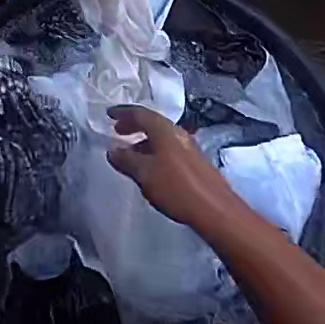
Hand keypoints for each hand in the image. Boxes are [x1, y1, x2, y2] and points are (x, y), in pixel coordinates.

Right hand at [106, 104, 241, 228]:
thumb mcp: (144, 174)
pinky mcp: (194, 163)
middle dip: (133, 125)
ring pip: (160, 137)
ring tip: (129, 152)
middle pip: (152, 123)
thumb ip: (126, 160)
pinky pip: (168, 149)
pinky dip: (153, 151)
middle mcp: (177, 133)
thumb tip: (113, 150)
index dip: (123, 112)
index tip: (109, 114)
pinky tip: (149, 167)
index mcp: (164, 130)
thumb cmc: (176, 187)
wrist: (216, 211)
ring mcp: (188, 148)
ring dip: (143, 140)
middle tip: (117, 130)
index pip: (140, 113)